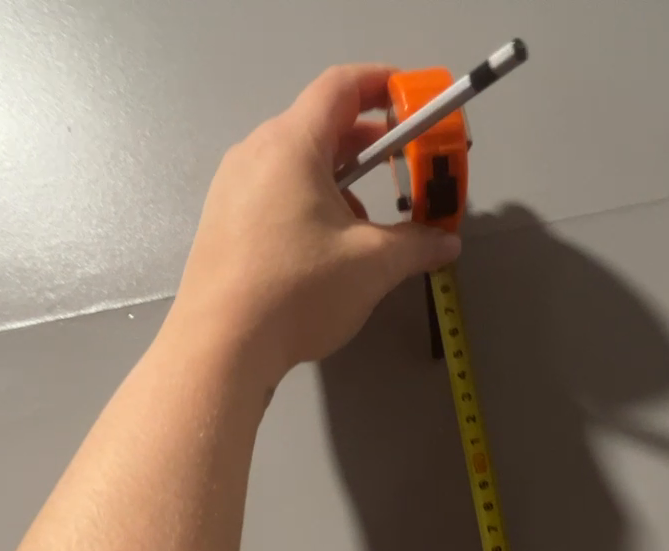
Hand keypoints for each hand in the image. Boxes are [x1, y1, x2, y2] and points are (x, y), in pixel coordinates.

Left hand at [162, 64, 462, 384]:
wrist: (221, 346)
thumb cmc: (299, 291)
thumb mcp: (371, 266)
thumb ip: (416, 246)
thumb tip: (447, 242)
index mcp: (292, 144)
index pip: (341, 86)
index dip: (384, 85)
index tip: (414, 103)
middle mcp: (256, 153)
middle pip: (320, 126)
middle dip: (369, 145)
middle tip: (403, 171)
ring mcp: (232, 188)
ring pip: (297, 165)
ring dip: (339, 183)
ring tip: (364, 228)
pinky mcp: (222, 223)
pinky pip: (274, 194)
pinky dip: (309, 204)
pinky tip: (323, 251)